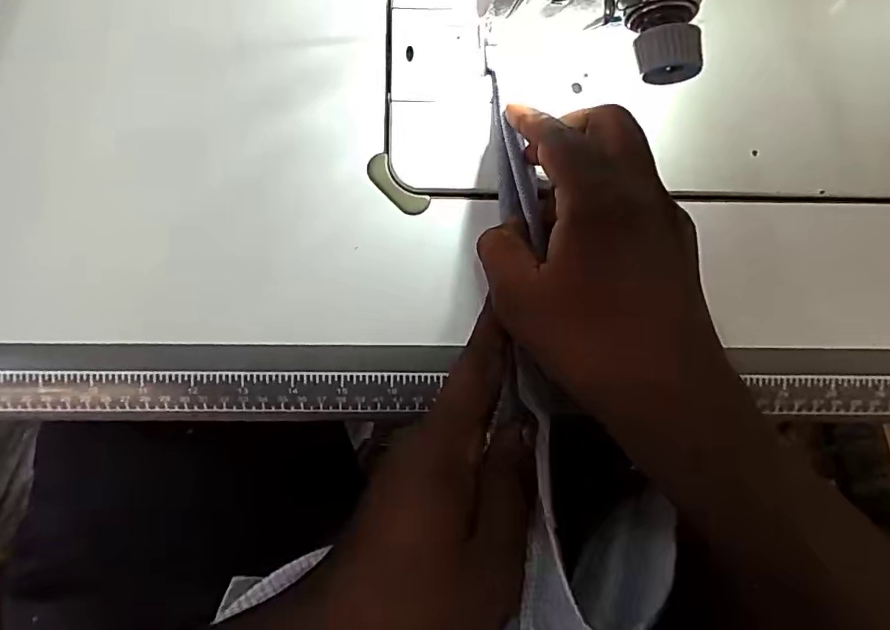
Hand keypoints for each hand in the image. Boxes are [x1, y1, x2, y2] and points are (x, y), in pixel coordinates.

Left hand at [226, 310, 531, 629]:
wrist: (349, 626)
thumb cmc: (425, 597)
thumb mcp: (489, 558)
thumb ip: (508, 487)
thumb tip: (522, 428)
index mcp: (440, 446)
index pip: (473, 374)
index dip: (493, 333)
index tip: (506, 292)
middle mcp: (417, 440)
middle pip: (466, 395)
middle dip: (500, 371)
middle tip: (540, 348)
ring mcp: (404, 460)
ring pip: (457, 424)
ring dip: (488, 408)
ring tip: (529, 394)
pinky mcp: (399, 483)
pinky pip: (445, 447)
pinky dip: (473, 439)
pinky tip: (495, 451)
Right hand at [477, 105, 737, 434]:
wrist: (674, 397)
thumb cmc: (592, 343)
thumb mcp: (519, 298)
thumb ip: (500, 248)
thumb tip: (510, 231)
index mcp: (600, 199)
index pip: (563, 137)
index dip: (532, 120)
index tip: (513, 113)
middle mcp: (640, 196)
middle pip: (612, 126)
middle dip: (570, 125)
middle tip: (536, 154)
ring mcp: (664, 218)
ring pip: (627, 157)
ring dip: (587, 159)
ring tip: (549, 205)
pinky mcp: (675, 243)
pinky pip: (635, 190)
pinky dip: (604, 187)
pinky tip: (578, 236)